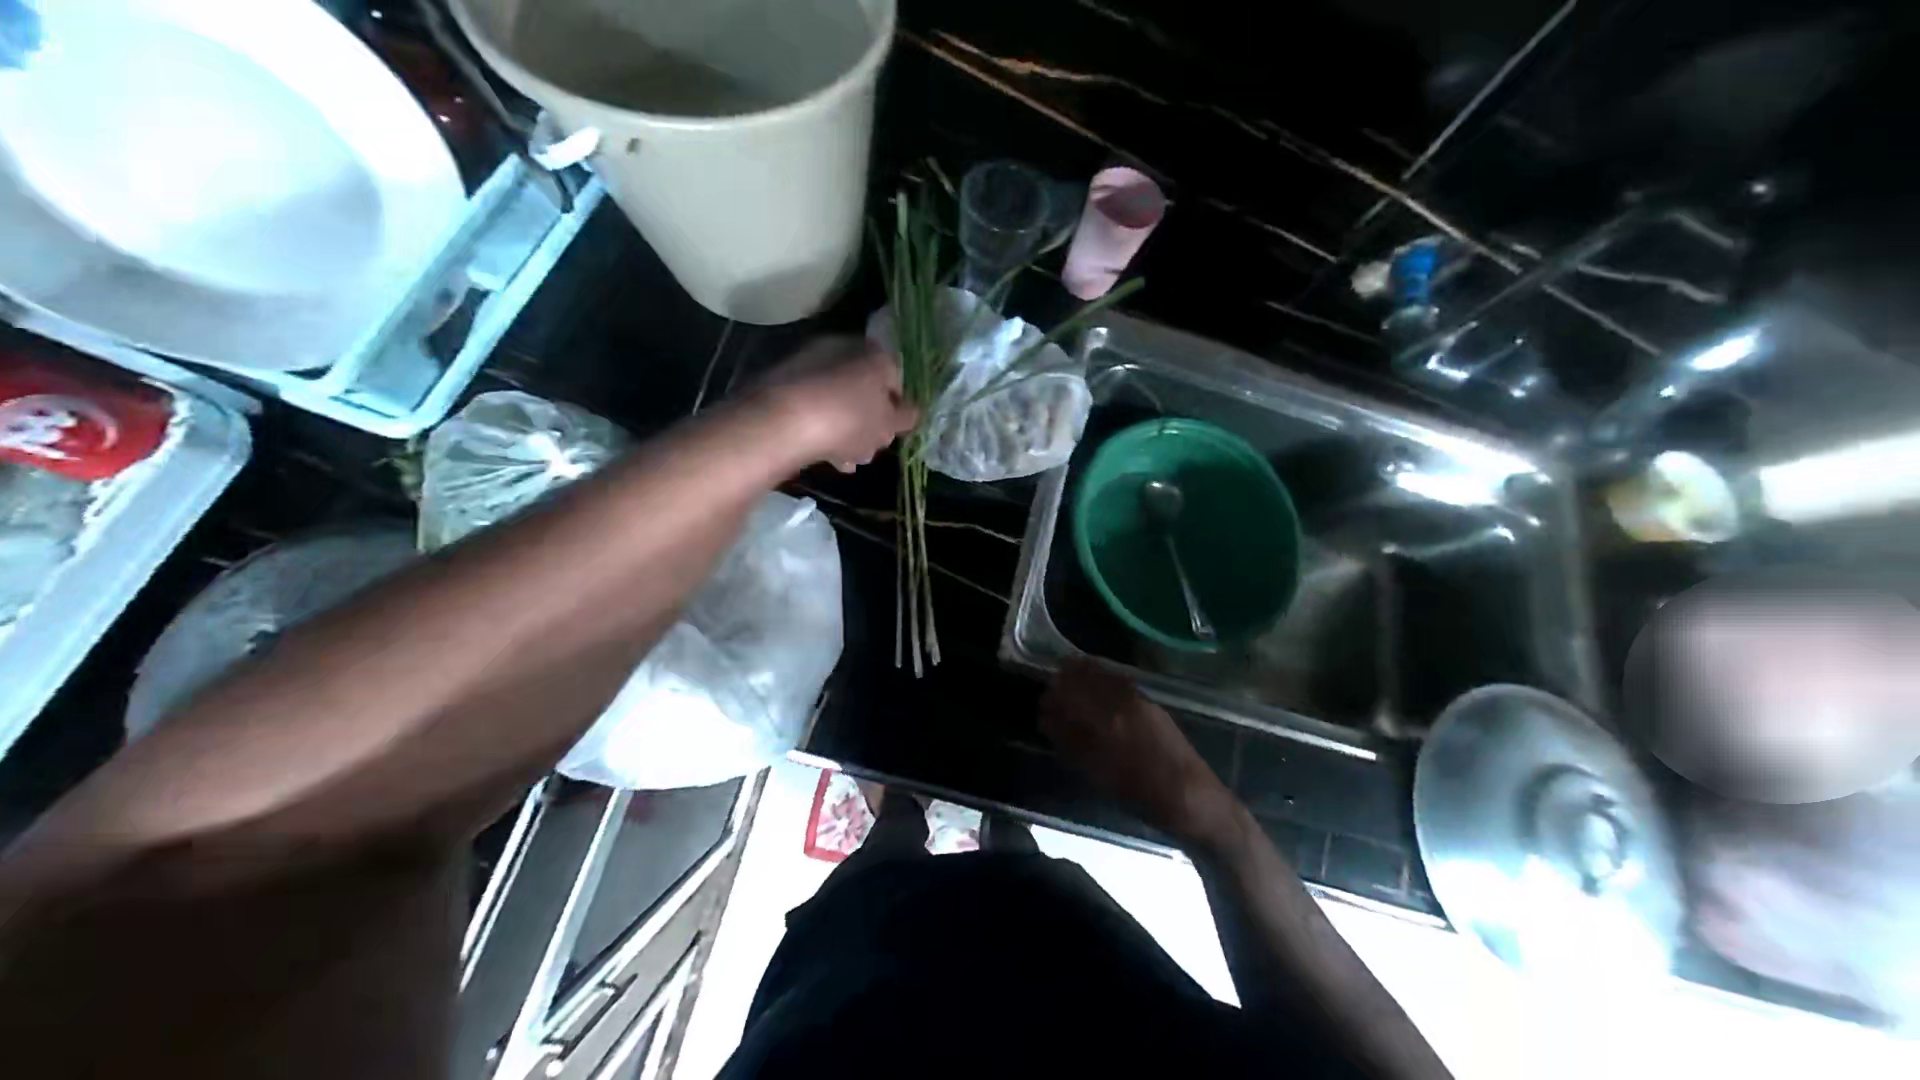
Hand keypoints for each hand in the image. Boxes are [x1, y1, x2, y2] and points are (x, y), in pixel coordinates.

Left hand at [750, 337, 918, 472]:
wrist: (785, 420)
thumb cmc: (850, 419)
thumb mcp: (887, 424)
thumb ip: (905, 417)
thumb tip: (913, 412)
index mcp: (875, 354)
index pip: (896, 378)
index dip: (898, 408)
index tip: (895, 432)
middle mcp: (843, 349)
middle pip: (864, 389)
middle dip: (870, 422)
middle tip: (871, 449)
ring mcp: (810, 364)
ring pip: (838, 400)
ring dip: (846, 431)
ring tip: (849, 461)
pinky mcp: (784, 383)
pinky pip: (814, 407)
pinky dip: (822, 429)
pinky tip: (827, 456)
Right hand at [1041, 658, 1242, 848]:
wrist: (1192, 799)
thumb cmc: (1141, 794)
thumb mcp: (1098, 773)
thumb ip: (1071, 742)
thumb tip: (1049, 720)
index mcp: (1106, 719)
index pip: (1069, 696)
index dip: (1052, 699)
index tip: (1042, 706)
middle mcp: (1122, 702)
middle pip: (1084, 680)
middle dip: (1065, 682)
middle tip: (1052, 692)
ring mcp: (1139, 700)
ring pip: (1103, 676)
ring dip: (1083, 675)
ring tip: (1070, 681)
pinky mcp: (1151, 704)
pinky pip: (1120, 682)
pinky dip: (1104, 678)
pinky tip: (1098, 684)